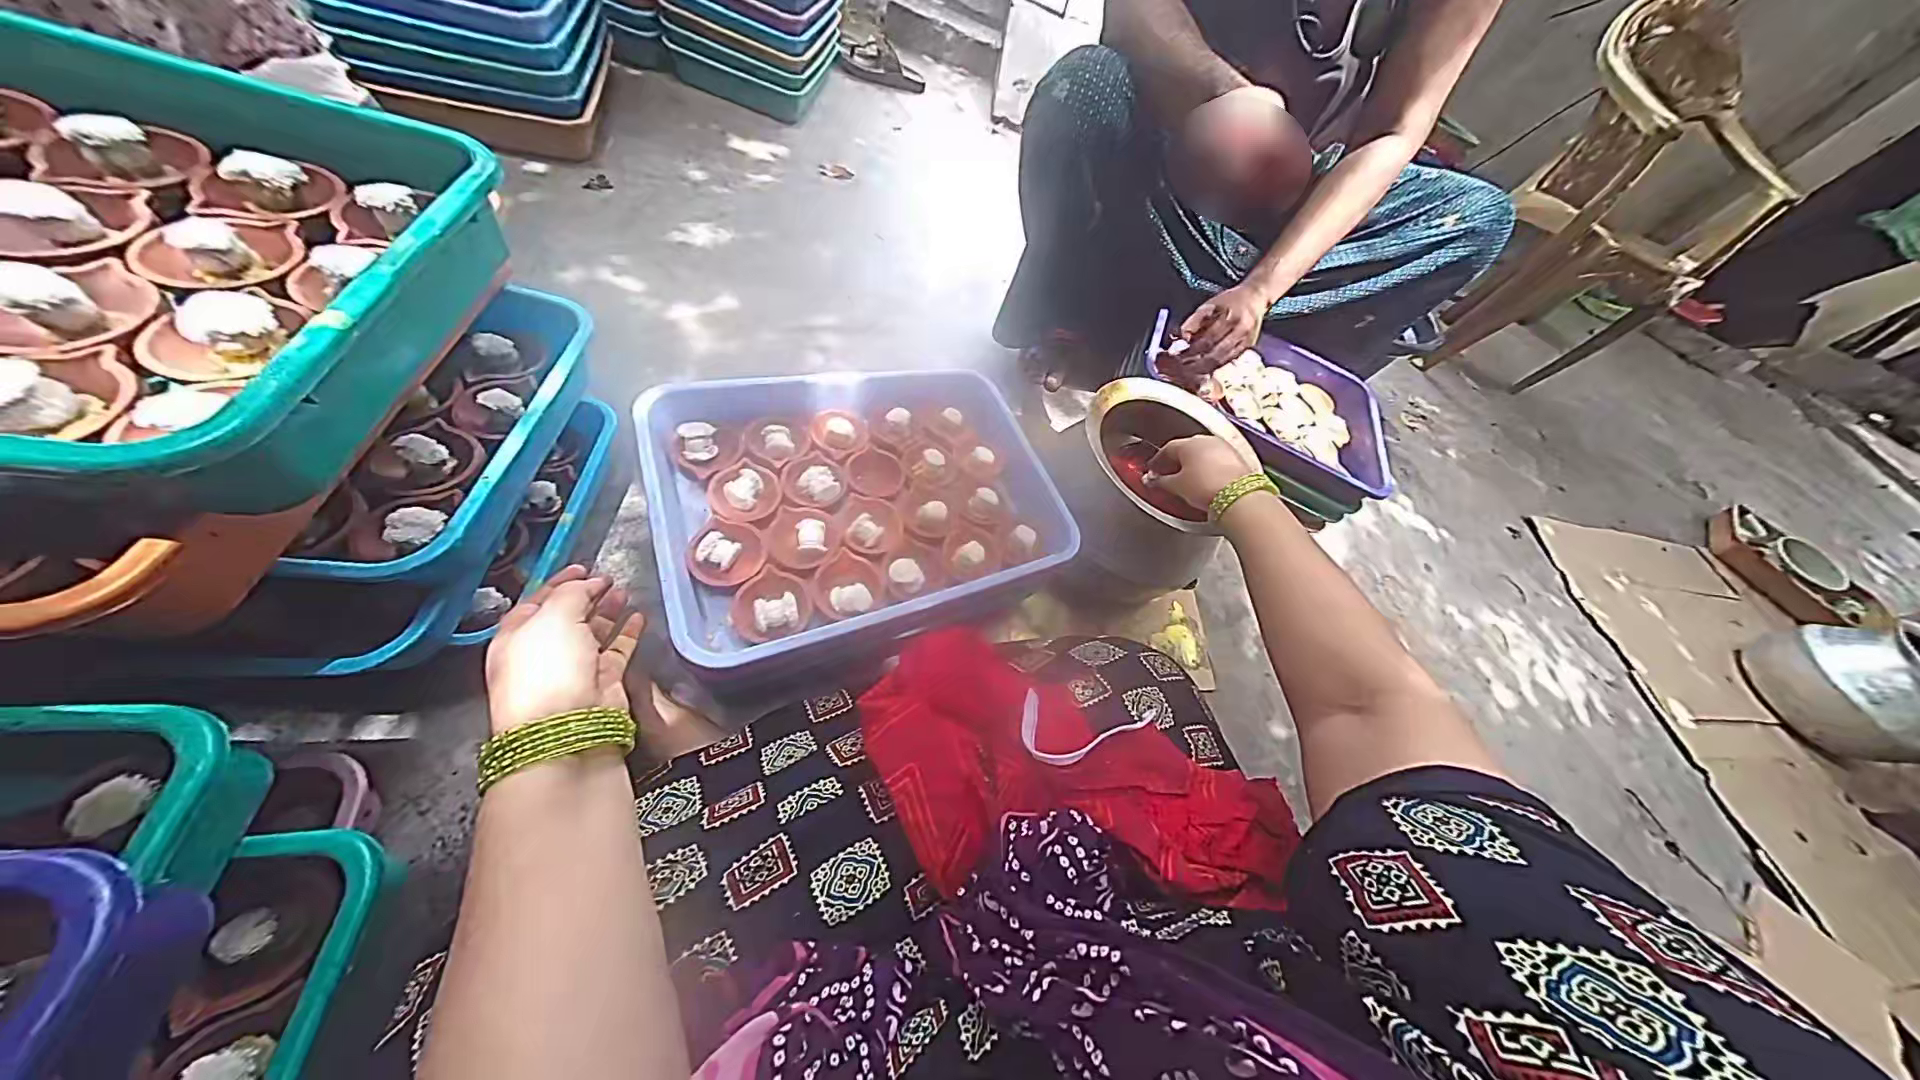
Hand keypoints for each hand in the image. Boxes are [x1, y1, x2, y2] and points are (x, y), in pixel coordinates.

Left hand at [485, 565, 643, 734]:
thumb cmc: (548, 669)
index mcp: (518, 636)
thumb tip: (588, 583)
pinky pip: (618, 650)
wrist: (568, 725)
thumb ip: (572, 593)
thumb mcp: (553, 617)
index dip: (560, 581)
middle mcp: (544, 652)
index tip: (583, 566)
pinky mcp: (603, 681)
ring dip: (609, 610)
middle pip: (568, 616)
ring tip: (625, 591)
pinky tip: (638, 617)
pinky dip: (628, 633)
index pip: (538, 600)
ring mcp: (574, 668)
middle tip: (609, 578)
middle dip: (587, 595)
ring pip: (594, 632)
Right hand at [1145, 435, 1257, 512]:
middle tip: (1168, 475)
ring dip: (1193, 465)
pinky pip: (1216, 461)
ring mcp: (1223, 448)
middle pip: (1185, 449)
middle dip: (1175, 461)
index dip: (1158, 460)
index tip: (1153, 470)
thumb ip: (1160, 481)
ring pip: (1202, 454)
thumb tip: (1154, 480)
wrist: (1238, 497)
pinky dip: (1208, 469)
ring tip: (1187, 481)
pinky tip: (1204, 481)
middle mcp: (1207, 441)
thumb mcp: (1176, 486)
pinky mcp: (1237, 459)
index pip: (1167, 449)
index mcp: (1189, 442)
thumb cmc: (1208, 487)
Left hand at [1177, 282, 1270, 377]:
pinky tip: (1202, 369)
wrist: (1256, 297)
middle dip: (1195, 364)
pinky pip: (1228, 361)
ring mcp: (1246, 341)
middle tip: (1180, 368)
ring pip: (1221, 361)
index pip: (1207, 340)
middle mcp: (1241, 330)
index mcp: (1231, 317)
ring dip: (1203, 369)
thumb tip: (1181, 339)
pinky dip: (1213, 367)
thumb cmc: (1230, 301)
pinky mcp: (1247, 348)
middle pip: (1215, 354)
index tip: (1177, 357)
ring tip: (1188, 371)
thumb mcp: (1209, 305)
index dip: (1191, 351)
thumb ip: (1194, 322)